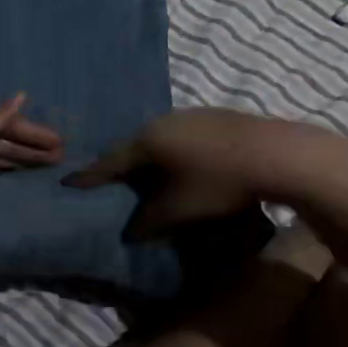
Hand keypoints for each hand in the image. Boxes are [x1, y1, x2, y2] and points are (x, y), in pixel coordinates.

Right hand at [65, 109, 337, 238]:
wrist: (278, 155)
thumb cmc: (219, 184)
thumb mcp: (178, 210)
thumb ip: (148, 222)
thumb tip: (131, 232)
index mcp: (147, 142)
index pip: (109, 162)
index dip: (90, 176)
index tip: (69, 182)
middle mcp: (164, 122)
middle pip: (133, 147)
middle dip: (121, 166)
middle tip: (111, 182)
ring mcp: (191, 115)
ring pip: (159, 139)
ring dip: (150, 158)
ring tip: (147, 176)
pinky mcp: (216, 116)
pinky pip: (182, 136)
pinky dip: (174, 152)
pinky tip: (184, 166)